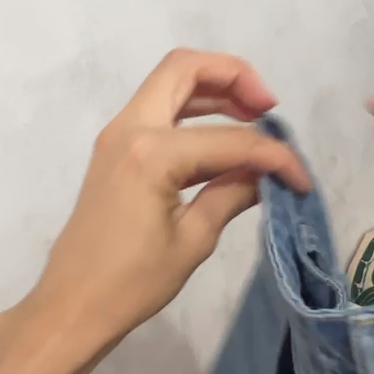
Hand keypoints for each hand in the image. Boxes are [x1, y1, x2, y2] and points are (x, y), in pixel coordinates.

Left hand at [31, 49, 310, 343]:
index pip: (229, 140)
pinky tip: (223, 139)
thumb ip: (232, 193)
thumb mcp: (194, 240)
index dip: (273, 156)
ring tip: (254, 116)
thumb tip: (267, 176)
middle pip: (185, 68)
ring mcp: (118, 135)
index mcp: (152, 153)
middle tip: (268, 107)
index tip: (300, 180)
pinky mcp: (116, 150)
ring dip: (214, 89)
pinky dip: (193, 111)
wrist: (73, 305)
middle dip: (234, 77)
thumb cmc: (133, 282)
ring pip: (170, 83)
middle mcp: (130, 128)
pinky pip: (159, 110)